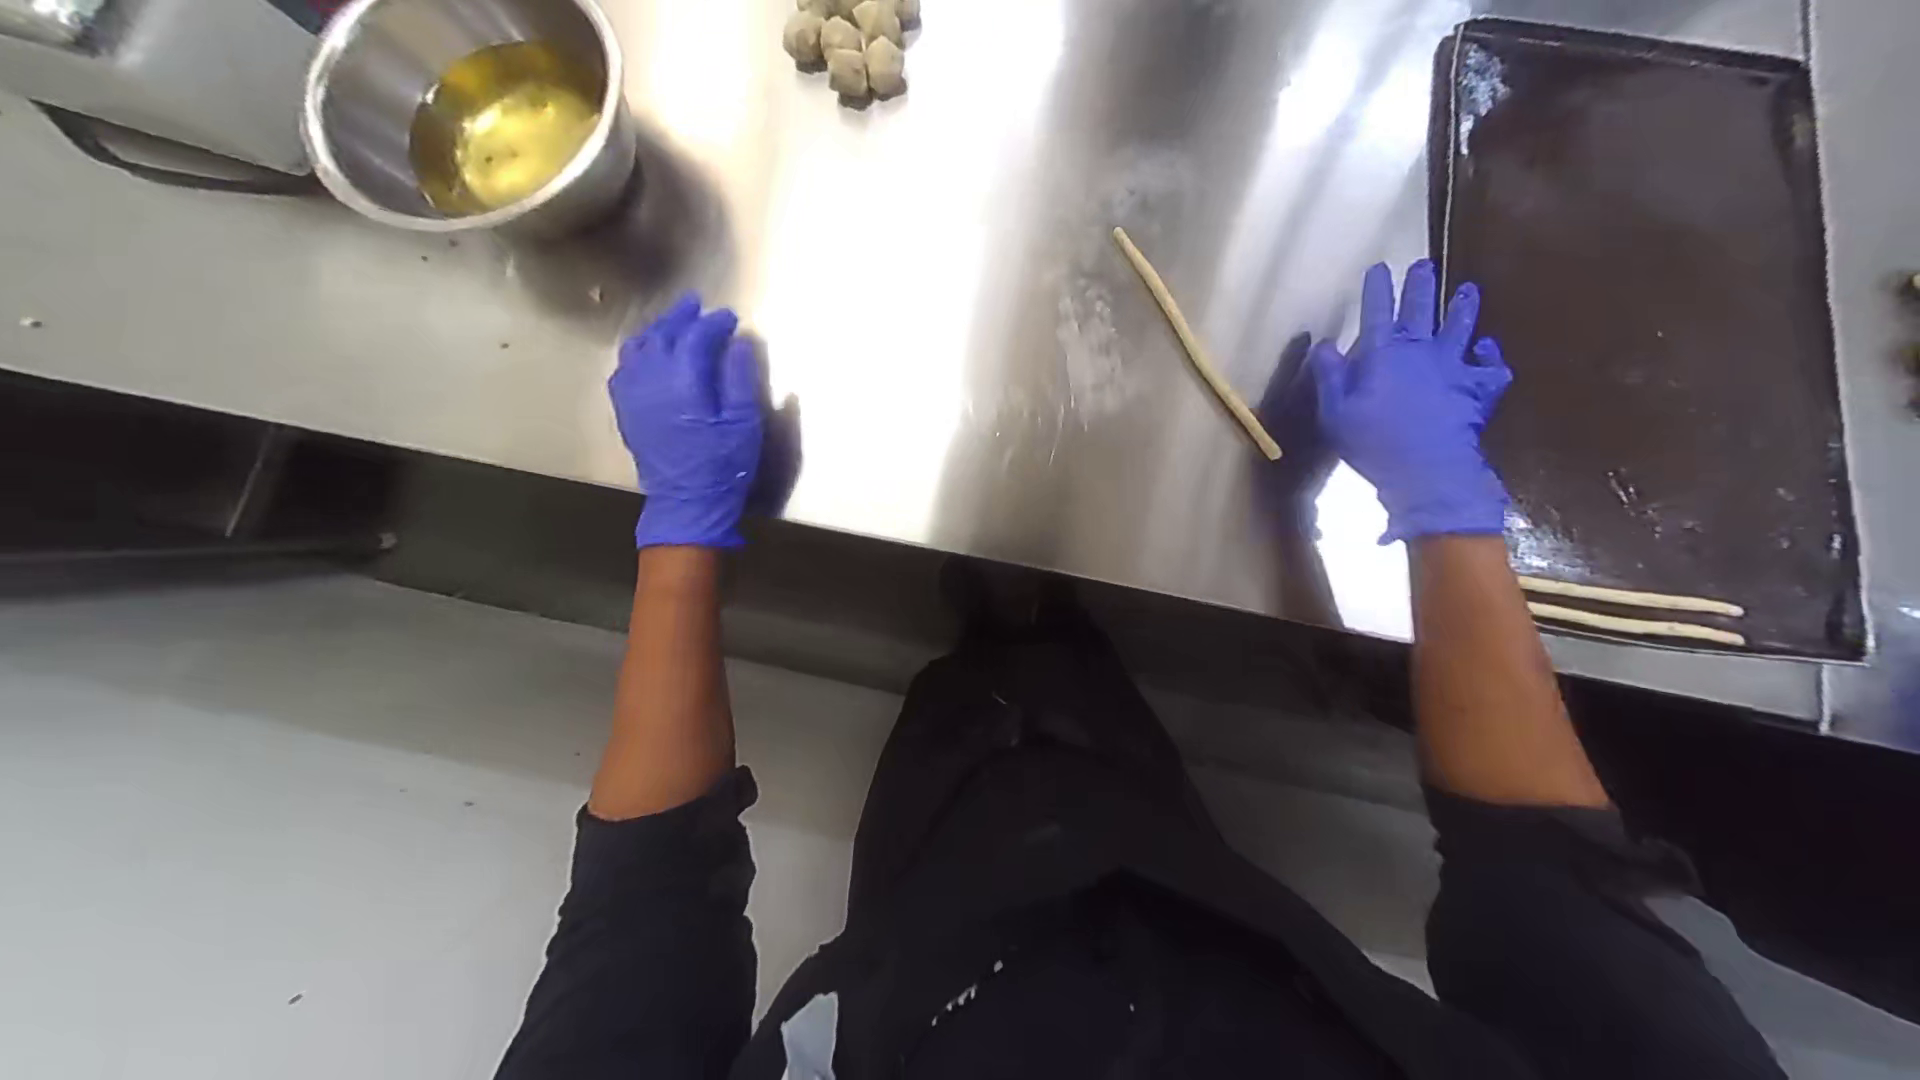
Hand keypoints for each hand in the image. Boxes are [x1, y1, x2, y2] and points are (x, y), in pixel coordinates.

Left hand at [610, 293, 763, 549]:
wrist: (688, 502)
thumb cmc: (722, 465)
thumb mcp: (744, 424)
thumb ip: (740, 379)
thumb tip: (739, 344)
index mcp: (684, 380)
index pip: (696, 337)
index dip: (714, 324)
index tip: (730, 318)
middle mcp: (652, 379)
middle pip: (664, 335)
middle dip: (682, 317)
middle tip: (698, 306)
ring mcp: (634, 394)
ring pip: (640, 347)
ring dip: (658, 330)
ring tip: (673, 323)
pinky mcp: (627, 409)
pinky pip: (625, 368)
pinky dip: (638, 352)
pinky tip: (648, 353)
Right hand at [1310, 260, 1512, 543]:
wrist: (1428, 469)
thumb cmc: (1371, 442)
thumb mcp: (1334, 413)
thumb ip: (1330, 377)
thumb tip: (1324, 346)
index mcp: (1383, 355)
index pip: (1377, 313)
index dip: (1377, 289)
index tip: (1378, 267)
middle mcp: (1421, 351)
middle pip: (1421, 310)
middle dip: (1420, 286)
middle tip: (1423, 265)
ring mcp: (1455, 367)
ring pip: (1461, 328)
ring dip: (1464, 308)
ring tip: (1467, 290)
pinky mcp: (1479, 388)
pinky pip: (1491, 366)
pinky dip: (1490, 356)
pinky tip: (1488, 350)